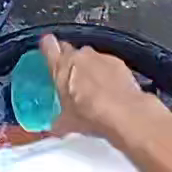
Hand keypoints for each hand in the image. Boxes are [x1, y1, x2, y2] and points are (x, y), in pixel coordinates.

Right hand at [39, 34, 169, 142]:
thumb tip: (56, 125)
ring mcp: (100, 57)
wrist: (124, 112)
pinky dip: (107, 73)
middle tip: (71, 78)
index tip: (47, 45)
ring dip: (90, 68)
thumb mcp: (67, 122)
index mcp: (61, 67)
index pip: (50, 48)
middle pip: (71, 52)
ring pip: (90, 58)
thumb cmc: (90, 115)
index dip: (48, 46)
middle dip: (70, 62)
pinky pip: (107, 64)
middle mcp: (80, 56)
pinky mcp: (118, 62)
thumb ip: (59, 119)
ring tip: (93, 88)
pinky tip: (110, 89)